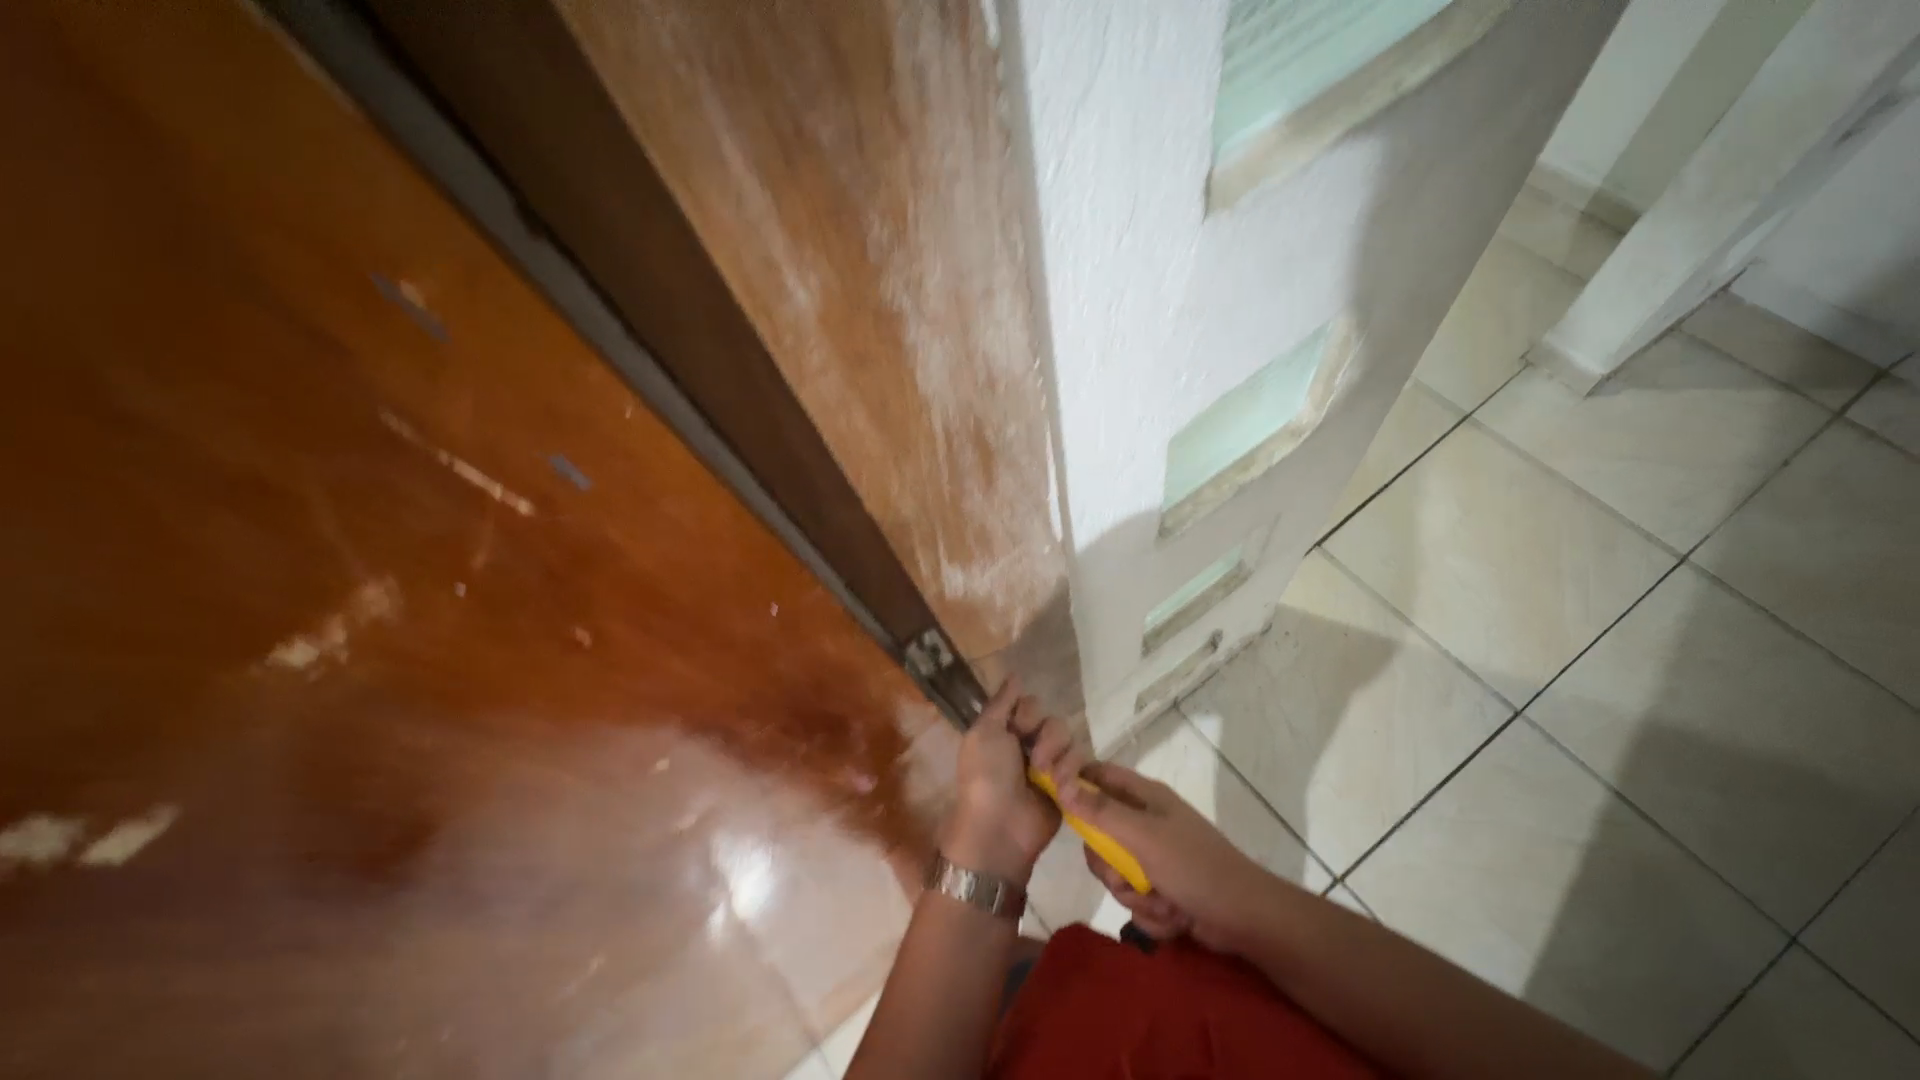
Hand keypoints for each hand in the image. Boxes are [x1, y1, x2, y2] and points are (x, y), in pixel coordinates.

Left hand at [940, 679, 1086, 886]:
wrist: (1000, 826)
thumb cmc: (985, 775)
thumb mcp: (983, 732)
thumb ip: (1000, 702)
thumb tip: (1014, 675)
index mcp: (1005, 730)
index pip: (1030, 703)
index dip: (1027, 713)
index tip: (1017, 729)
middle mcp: (1028, 743)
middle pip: (1052, 719)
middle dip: (1046, 736)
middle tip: (1033, 759)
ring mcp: (1050, 764)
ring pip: (1070, 738)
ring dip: (1058, 755)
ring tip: (1047, 777)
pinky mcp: (1068, 784)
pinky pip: (1081, 763)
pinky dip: (1071, 773)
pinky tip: (1061, 789)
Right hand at [1061, 762, 1279, 951]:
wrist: (1243, 918)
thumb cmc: (1194, 866)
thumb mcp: (1142, 837)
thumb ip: (1100, 812)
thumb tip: (1060, 784)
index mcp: (1145, 797)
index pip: (1099, 775)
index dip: (1075, 784)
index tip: (1056, 805)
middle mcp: (1146, 823)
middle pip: (1099, 836)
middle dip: (1111, 867)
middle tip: (1125, 875)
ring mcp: (1154, 858)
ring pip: (1115, 874)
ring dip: (1134, 896)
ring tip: (1161, 902)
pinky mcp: (1161, 889)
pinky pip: (1134, 900)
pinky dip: (1152, 914)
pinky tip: (1174, 917)